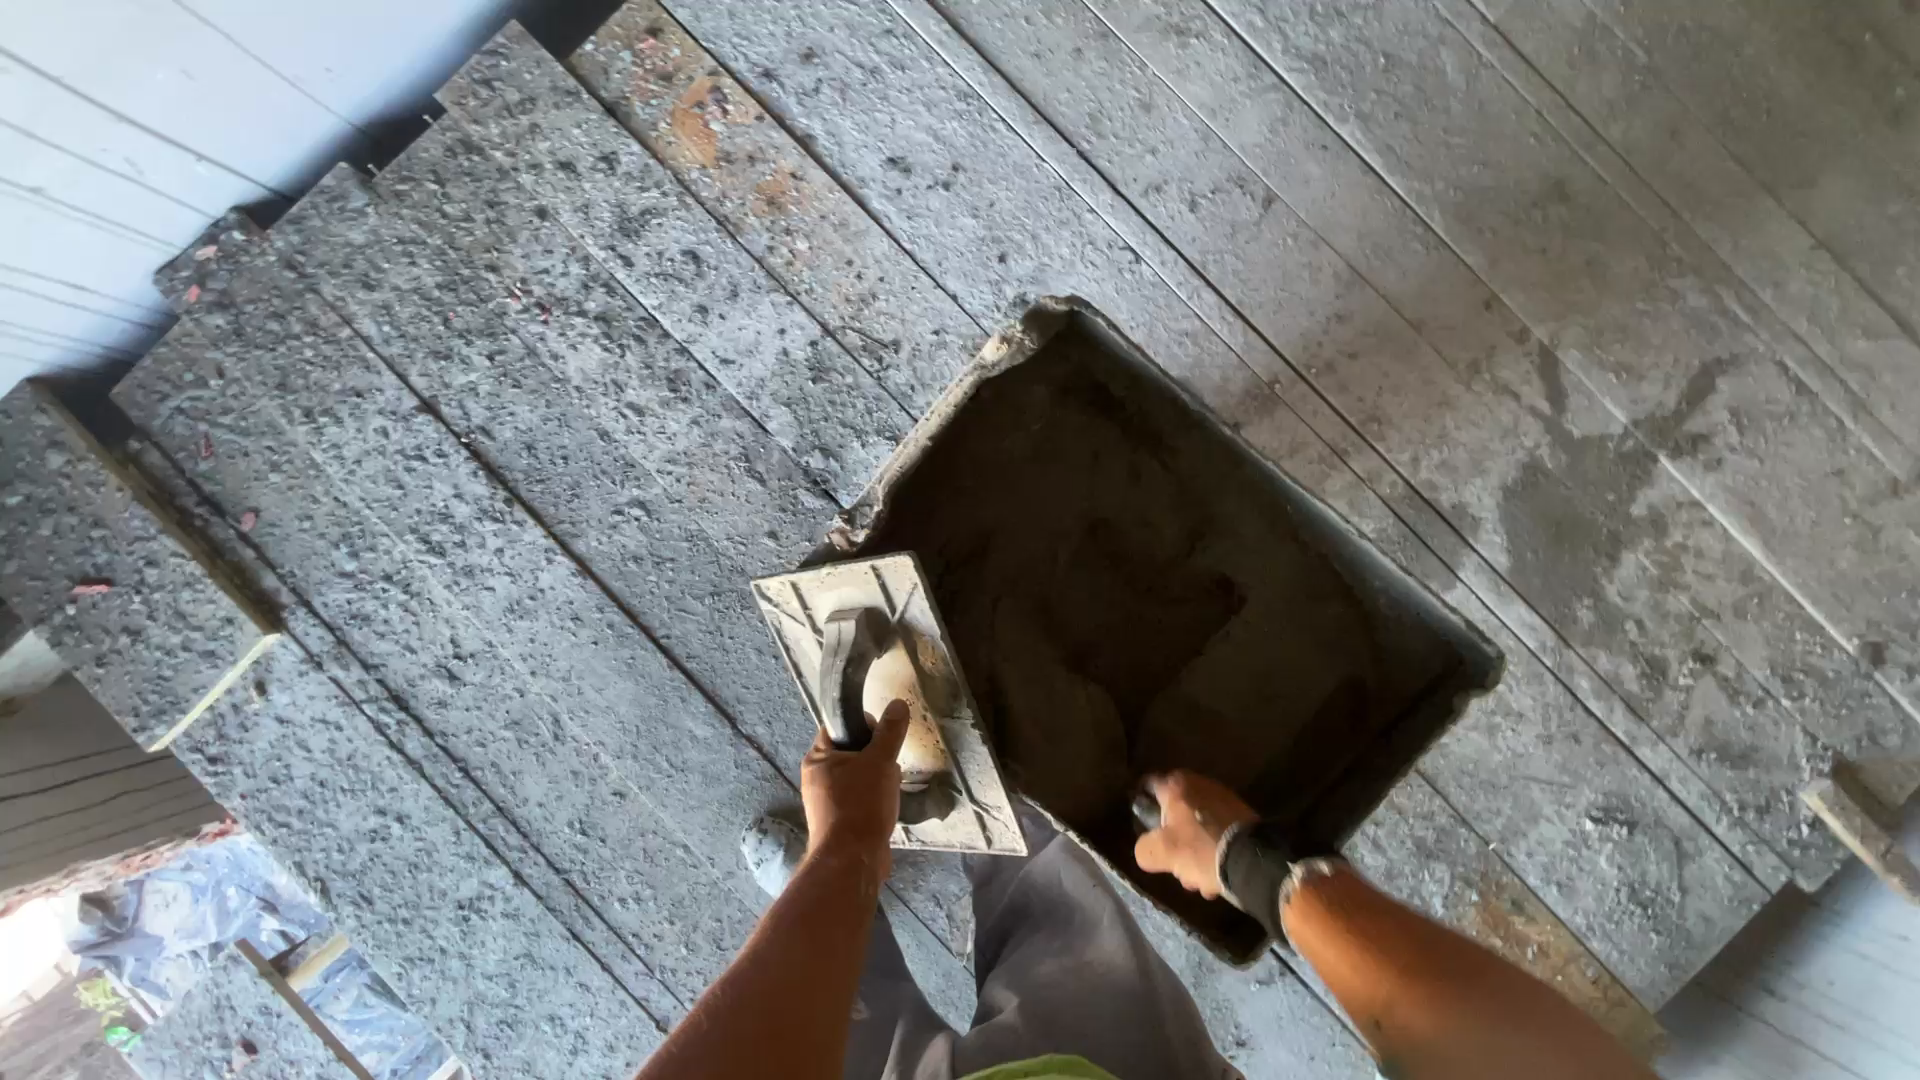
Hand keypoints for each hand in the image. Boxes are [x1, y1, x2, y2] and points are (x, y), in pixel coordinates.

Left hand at [800, 700, 909, 872]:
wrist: (853, 861)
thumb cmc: (861, 804)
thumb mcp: (880, 761)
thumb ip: (889, 733)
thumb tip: (897, 704)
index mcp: (817, 759)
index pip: (838, 727)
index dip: (863, 726)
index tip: (882, 738)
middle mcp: (816, 778)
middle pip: (852, 752)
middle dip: (876, 758)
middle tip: (888, 768)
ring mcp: (826, 802)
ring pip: (859, 777)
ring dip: (878, 781)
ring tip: (889, 791)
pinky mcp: (838, 822)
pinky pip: (860, 799)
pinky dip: (874, 801)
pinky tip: (886, 809)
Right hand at [1134, 770, 1256, 898]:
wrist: (1255, 860)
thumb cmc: (1201, 849)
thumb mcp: (1162, 852)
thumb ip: (1144, 849)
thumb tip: (1146, 849)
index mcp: (1176, 785)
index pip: (1147, 786)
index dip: (1141, 807)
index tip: (1143, 828)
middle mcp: (1198, 783)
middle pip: (1173, 814)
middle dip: (1174, 843)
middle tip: (1177, 866)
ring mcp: (1223, 799)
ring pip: (1196, 827)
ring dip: (1194, 852)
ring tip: (1200, 879)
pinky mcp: (1241, 816)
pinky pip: (1217, 832)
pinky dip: (1213, 851)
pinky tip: (1216, 875)